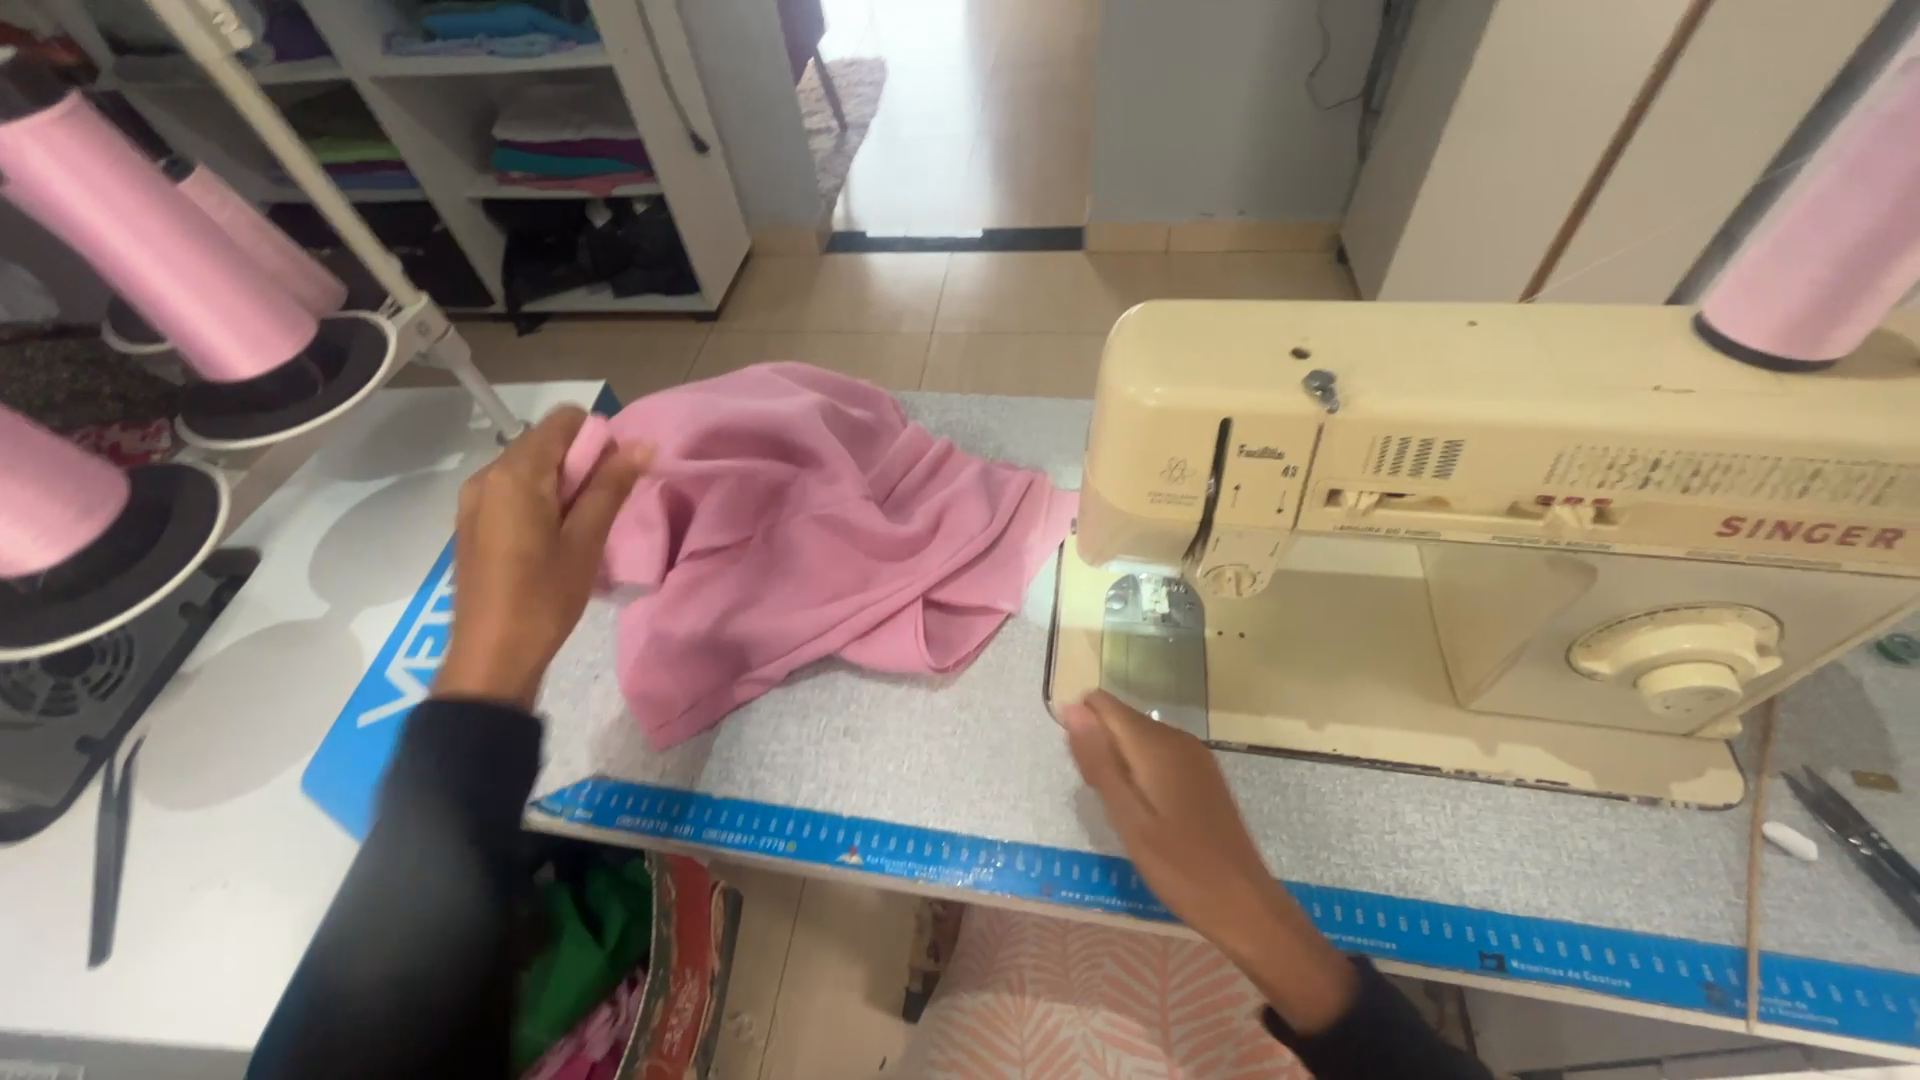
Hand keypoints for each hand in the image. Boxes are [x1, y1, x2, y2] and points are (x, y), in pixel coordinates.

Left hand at [434, 406, 649, 708]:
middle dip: (583, 464)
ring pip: (531, 469)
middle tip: (604, 510)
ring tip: (582, 529)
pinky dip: (543, 501)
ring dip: (565, 485)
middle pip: (546, 443)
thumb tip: (643, 444)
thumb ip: (612, 487)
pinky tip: (555, 540)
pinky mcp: (473, 523)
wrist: (492, 655)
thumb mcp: (586, 540)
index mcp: (514, 474)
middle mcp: (487, 475)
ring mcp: (474, 500)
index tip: (615, 478)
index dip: (598, 439)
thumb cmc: (545, 596)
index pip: (564, 421)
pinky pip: (515, 492)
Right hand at [1062, 690, 1356, 1032]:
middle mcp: (1176, 738)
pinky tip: (1144, 811)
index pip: (1103, 704)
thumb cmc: (1178, 865)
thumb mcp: (1127, 816)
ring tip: (1121, 810)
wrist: (1243, 903)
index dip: (1081, 726)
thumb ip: (1098, 759)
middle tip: (1103, 800)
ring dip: (1118, 762)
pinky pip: (1157, 754)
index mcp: (1155, 744)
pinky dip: (1140, 771)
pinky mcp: (1202, 774)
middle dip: (1099, 746)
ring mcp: (1194, 755)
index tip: (1081, 770)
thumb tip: (1072, 707)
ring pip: (1138, 737)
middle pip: (1120, 719)